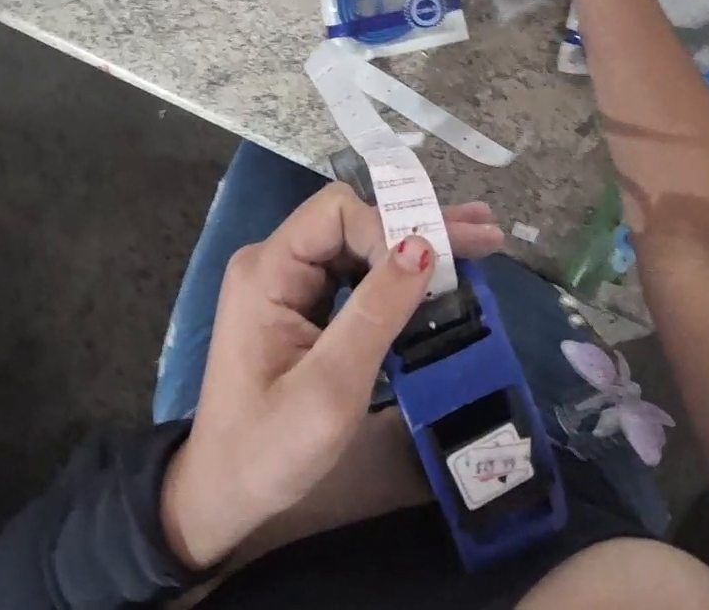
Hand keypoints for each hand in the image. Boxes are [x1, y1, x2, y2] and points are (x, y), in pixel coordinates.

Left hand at [159, 184, 504, 568]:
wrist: (223, 495)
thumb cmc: (270, 450)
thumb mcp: (331, 386)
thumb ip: (376, 312)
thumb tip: (423, 244)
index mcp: (267, 271)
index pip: (337, 214)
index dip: (390, 228)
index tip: (436, 268)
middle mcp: (275, 263)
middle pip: (353, 220)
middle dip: (419, 224)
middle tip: (485, 233)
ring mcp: (289, 282)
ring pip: (360, 242)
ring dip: (418, 242)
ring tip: (480, 240)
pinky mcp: (303, 305)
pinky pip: (356, 272)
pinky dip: (400, 271)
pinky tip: (441, 268)